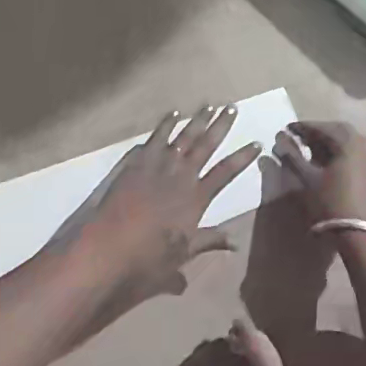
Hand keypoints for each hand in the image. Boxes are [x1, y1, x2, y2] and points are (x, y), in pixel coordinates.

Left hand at [75, 106, 260, 309]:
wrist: (108, 249)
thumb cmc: (147, 259)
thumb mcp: (182, 255)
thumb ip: (208, 242)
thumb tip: (236, 242)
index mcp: (196, 198)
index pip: (225, 173)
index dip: (242, 158)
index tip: (256, 143)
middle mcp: (181, 175)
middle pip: (206, 145)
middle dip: (221, 126)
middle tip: (232, 107)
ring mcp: (158, 165)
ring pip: (183, 136)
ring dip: (197, 119)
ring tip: (209, 105)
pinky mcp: (137, 162)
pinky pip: (155, 137)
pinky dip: (166, 124)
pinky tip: (174, 114)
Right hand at [274, 121, 365, 224]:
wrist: (358, 234)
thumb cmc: (330, 202)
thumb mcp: (306, 178)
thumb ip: (292, 155)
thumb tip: (280, 138)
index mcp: (348, 142)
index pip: (322, 127)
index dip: (302, 127)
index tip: (286, 129)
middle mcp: (362, 144)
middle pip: (336, 131)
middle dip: (317, 132)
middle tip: (299, 138)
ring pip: (346, 142)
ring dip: (328, 142)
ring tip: (309, 149)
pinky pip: (353, 153)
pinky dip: (338, 152)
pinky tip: (326, 162)